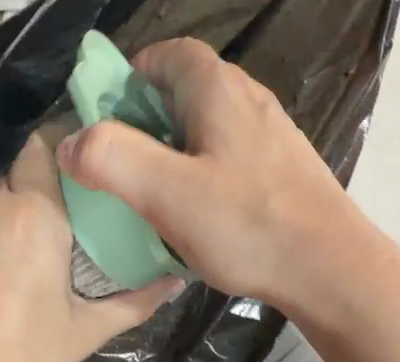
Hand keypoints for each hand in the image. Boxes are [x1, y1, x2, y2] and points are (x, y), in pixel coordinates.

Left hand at [0, 135, 182, 361]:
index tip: (94, 153)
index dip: (69, 139)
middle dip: (48, 169)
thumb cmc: (25, 360)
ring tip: (50, 223)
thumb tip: (177, 282)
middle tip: (78, 193)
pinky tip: (13, 254)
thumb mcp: (87, 331)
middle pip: (21, 164)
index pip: (48, 144)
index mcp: (35, 216)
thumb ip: (136, 301)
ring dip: (21, 200)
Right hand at [54, 38, 390, 317]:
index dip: (129, 76)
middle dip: (143, 118)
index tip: (101, 117)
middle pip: (185, 90)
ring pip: (204, 127)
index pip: (168, 55)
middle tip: (115, 164)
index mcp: (218, 92)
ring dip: (170, 149)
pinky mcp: (277, 173)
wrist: (328, 269)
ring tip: (146, 194)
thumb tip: (71, 143)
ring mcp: (267, 137)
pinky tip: (189, 216)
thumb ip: (112, 160)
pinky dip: (196, 174)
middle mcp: (247, 101)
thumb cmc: (247, 227)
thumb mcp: (167, 193)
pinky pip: (224, 158)